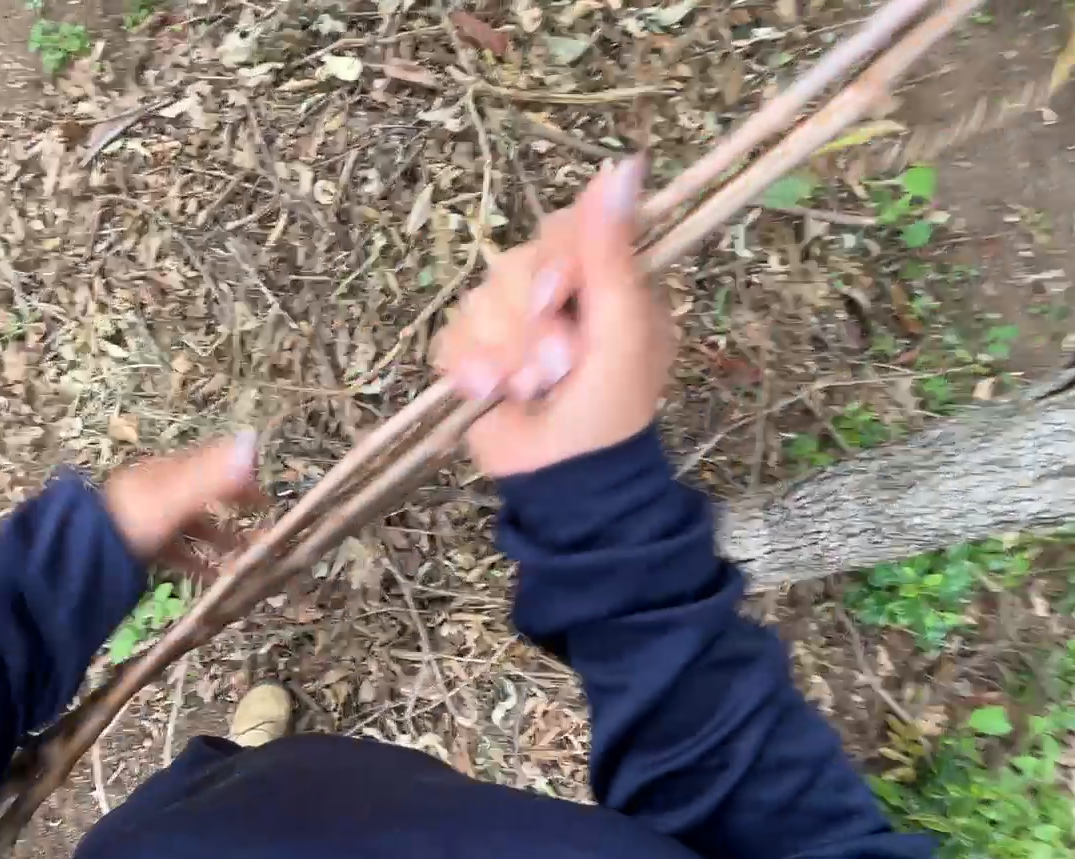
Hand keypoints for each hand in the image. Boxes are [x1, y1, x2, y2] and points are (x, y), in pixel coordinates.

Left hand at [103, 431, 262, 575]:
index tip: (265, 495)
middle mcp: (157, 491)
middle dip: (233, 510)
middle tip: (261, 528)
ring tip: (243, 557)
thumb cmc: (134, 520)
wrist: (83, 555)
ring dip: (219, 538)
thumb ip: (214, 474)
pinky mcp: (140, 547)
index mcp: (166, 473)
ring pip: (191, 524)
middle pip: (203, 495)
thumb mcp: (176, 496)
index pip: (210, 464)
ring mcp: (147, 520)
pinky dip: (197, 561)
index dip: (240, 476)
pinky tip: (211, 578)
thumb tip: (253, 440)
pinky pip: (176, 551)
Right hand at [432, 157, 676, 476]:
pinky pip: (450, 336)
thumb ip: (612, 256)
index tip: (559, 297)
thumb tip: (622, 166)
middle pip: (513, 264)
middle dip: (529, 324)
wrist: (561, 477)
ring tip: (525, 389)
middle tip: (553, 367)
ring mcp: (506, 326)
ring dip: (502, 352)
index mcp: (598, 281)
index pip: (562, 229)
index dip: (553, 259)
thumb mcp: (623, 333)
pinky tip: (488, 391)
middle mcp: (551, 296)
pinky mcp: (470, 356)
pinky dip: (468, 367)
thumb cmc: (607, 411)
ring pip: (478, 301)